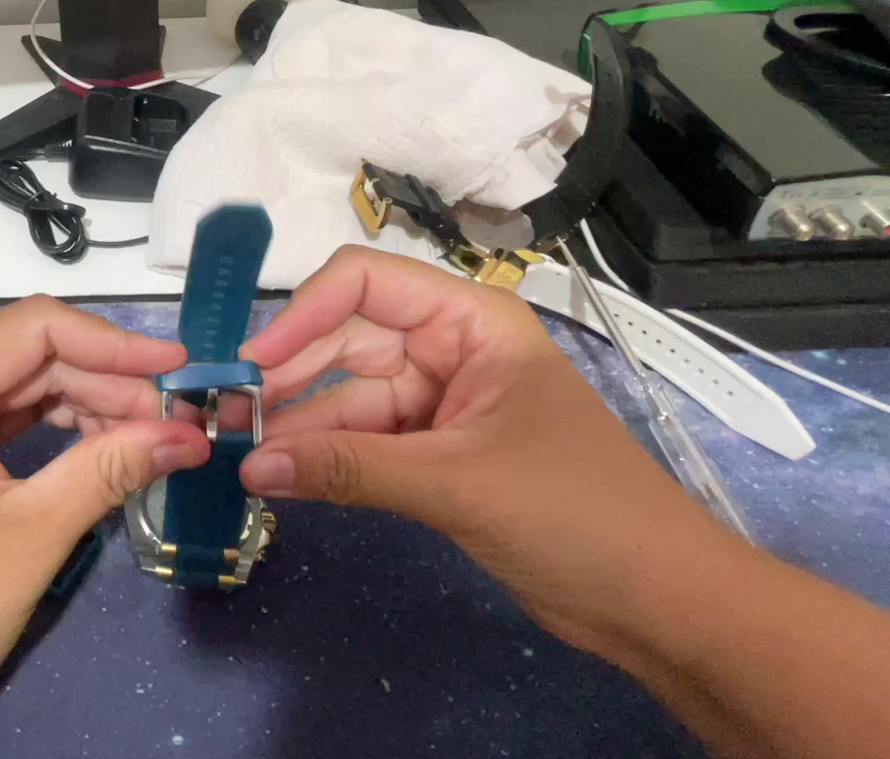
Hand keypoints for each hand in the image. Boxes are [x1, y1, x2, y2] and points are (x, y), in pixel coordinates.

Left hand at [0, 296, 202, 758]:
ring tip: (150, 430)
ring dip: (86, 400)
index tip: (176, 363)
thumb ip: (112, 466)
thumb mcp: (33, 533)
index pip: (32, 327)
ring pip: (19, 379)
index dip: (112, 340)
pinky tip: (103, 438)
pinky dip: (53, 422)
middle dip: (106, 379)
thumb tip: (190, 433)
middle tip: (174, 414)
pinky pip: (0, 410)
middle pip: (28, 353)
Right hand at [234, 247, 749, 657]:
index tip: (255, 362)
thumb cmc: (578, 514)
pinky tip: (279, 473)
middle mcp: (446, 347)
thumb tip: (253, 468)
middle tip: (228, 414)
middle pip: (344, 340)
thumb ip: (349, 469)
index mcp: (470, 322)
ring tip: (240, 451)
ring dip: (297, 424)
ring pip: (345, 395)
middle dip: (288, 376)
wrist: (662, 605)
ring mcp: (435, 398)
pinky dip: (322, 456)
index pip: (366, 283)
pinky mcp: (428, 448)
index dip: (303, 313)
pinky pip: (359, 438)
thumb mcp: (456, 482)